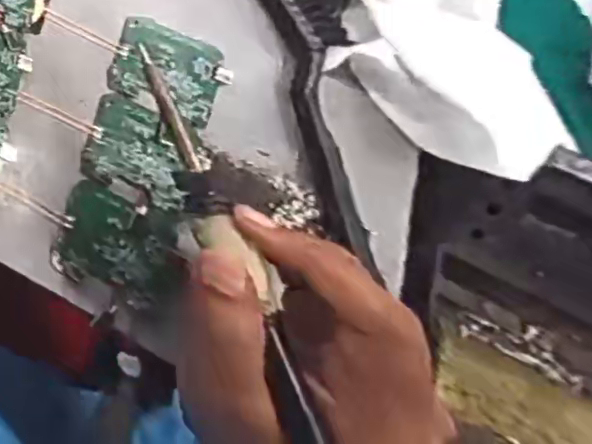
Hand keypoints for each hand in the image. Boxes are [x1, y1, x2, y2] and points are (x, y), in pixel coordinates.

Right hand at [180, 206, 453, 443]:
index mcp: (389, 409)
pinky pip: (345, 317)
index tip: (242, 223)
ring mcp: (403, 388)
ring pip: (358, 304)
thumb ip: (223, 338)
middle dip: (301, 256)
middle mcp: (415, 396)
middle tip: (233, 229)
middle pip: (371, 304)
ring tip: (239, 245)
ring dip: (298, 267)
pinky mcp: (376, 378)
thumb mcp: (228, 408)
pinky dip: (300, 287)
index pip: (376, 317)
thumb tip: (216, 255)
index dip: (312, 260)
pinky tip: (261, 283)